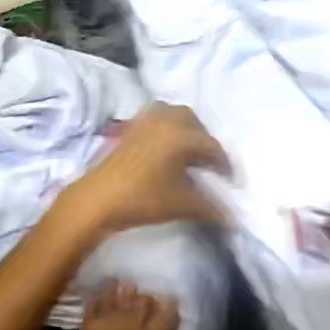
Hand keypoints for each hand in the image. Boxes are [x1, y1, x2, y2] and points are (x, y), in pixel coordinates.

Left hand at [54, 103, 229, 236]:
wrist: (99, 198)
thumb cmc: (143, 199)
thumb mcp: (182, 205)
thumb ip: (210, 207)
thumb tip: (230, 216)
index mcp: (181, 136)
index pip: (211, 146)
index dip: (224, 164)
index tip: (229, 181)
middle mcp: (163, 121)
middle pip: (192, 121)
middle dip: (203, 139)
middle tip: (208, 162)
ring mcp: (142, 122)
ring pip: (170, 113)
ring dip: (183, 127)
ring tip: (187, 151)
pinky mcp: (127, 129)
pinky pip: (152, 118)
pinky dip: (164, 127)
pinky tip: (163, 149)